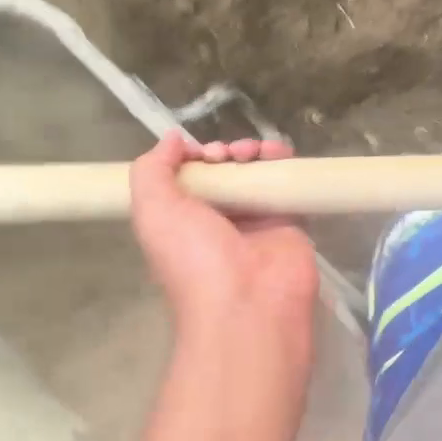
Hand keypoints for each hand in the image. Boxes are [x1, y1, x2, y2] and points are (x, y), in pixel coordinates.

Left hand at [129, 133, 320, 335]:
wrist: (249, 301)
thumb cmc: (195, 259)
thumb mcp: (153, 213)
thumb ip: (151, 171)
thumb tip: (173, 139)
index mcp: (181, 221)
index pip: (188, 178)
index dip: (193, 157)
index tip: (201, 153)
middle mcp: (218, 220)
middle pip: (223, 171)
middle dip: (225, 152)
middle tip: (229, 155)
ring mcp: (256, 219)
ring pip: (255, 172)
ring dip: (253, 152)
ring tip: (255, 152)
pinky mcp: (290, 219)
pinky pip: (287, 183)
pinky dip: (284, 162)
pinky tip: (280, 154)